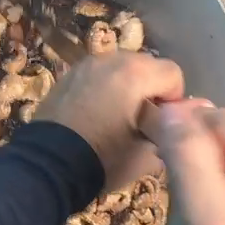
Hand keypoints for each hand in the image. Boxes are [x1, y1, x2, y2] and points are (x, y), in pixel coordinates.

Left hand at [34, 52, 184, 190]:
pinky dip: (106, 86)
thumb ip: (168, 132)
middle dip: (151, 88)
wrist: (49, 164)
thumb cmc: (104, 159)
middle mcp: (110, 60)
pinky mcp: (69, 74)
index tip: (163, 122)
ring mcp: (86, 64)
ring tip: (120, 115)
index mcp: (134, 74)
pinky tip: (98, 112)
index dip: (174, 98)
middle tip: (144, 119)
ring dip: (128, 85)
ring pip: (121, 66)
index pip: (173, 73)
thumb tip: (170, 123)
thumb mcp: (147, 155)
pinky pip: (99, 73)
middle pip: (147, 64)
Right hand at [155, 104, 224, 224]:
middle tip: (183, 184)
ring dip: (196, 153)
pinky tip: (200, 182)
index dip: (190, 141)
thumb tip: (172, 107)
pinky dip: (204, 159)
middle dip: (195, 147)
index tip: (170, 169)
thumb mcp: (204, 216)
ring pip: (221, 132)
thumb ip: (190, 157)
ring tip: (190, 187)